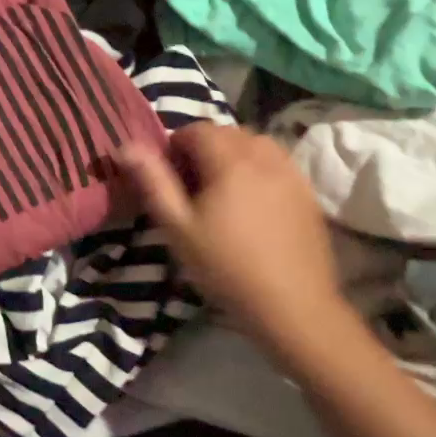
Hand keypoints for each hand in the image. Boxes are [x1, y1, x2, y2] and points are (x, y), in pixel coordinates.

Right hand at [116, 123, 344, 341]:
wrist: (293, 307)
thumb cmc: (225, 267)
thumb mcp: (177, 227)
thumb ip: (152, 181)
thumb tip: (127, 146)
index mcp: (230, 161)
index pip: (197, 129)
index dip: (175, 146)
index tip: (168, 176)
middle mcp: (265, 158)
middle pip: (227, 132)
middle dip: (204, 147)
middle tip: (190, 185)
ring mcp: (292, 175)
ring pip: (256, 144)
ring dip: (233, 154)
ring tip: (221, 190)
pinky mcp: (308, 195)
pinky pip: (278, 163)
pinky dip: (259, 169)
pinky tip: (251, 203)